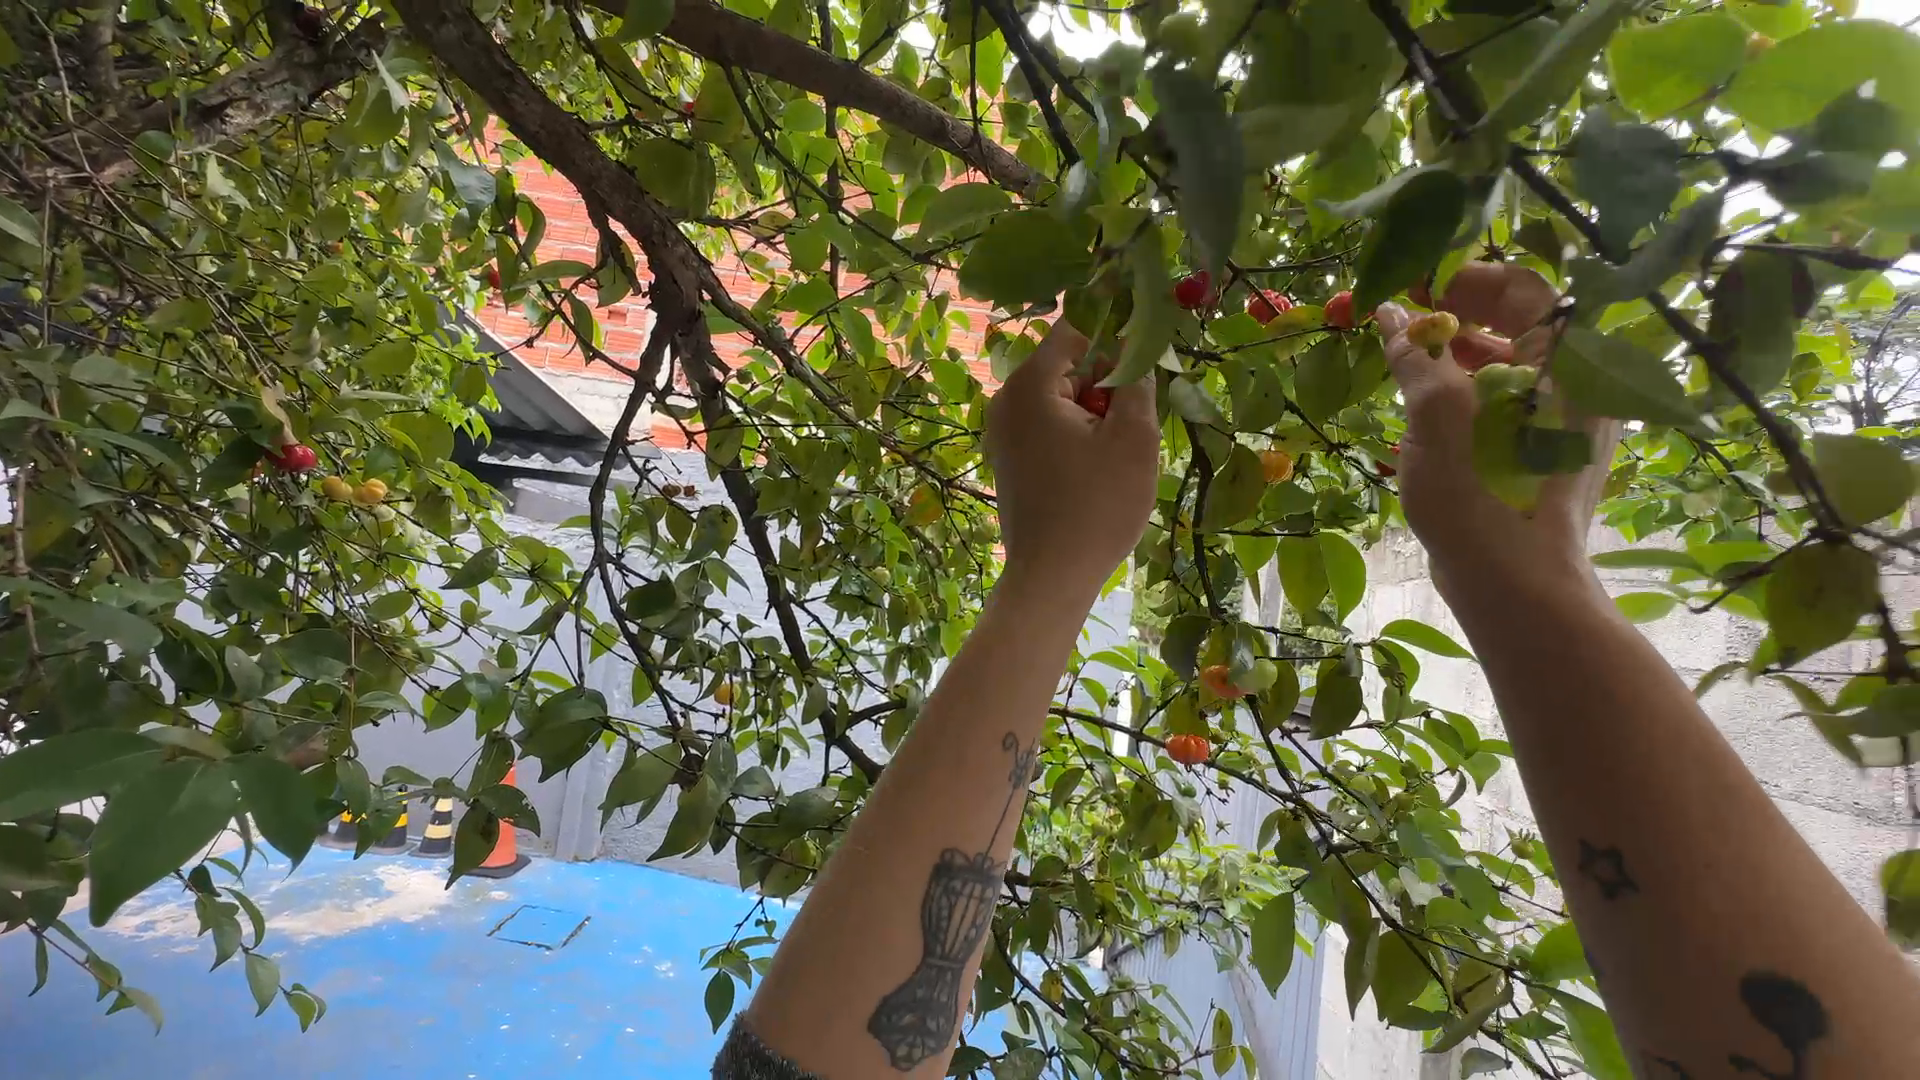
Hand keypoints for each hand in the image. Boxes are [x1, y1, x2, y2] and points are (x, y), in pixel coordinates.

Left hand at [985, 319, 1159, 602]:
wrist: (1051, 576)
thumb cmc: (1097, 506)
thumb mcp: (1133, 438)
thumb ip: (1137, 380)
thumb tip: (1136, 344)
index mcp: (1031, 385)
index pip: (1076, 326)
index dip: (1116, 322)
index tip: (1150, 327)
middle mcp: (1006, 400)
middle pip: (1068, 362)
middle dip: (1108, 377)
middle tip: (1138, 412)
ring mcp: (1003, 431)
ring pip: (1062, 395)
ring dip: (1097, 408)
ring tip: (1119, 447)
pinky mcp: (1010, 457)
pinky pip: (1049, 423)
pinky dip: (1077, 429)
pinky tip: (1097, 464)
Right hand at [1376, 263, 1619, 602]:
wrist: (1511, 579)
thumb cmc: (1479, 488)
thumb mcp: (1438, 413)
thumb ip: (1416, 356)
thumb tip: (1391, 314)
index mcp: (1569, 361)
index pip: (1525, 289)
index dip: (1468, 280)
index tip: (1415, 289)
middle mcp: (1577, 384)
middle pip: (1518, 326)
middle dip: (1458, 318)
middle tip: (1405, 323)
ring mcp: (1561, 422)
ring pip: (1508, 369)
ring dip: (1456, 357)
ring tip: (1407, 364)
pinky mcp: (1539, 454)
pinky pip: (1502, 405)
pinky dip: (1465, 394)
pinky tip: (1425, 408)